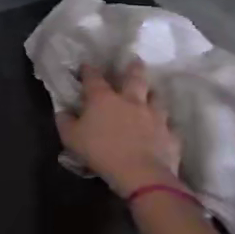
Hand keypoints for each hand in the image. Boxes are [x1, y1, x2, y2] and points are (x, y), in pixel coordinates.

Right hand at [56, 61, 183, 198]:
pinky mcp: (170, 133)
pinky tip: (160, 126)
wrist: (140, 173)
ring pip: (156, 98)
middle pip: (135, 79)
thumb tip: (64, 112)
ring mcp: (155, 116)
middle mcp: (131, 101)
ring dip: (151, 94)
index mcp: (103, 99)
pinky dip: (163, 122)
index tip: (86, 65)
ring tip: (150, 93)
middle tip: (135, 60)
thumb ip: (65, 121)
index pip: (94, 78)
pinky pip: (167, 124)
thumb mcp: (70, 137)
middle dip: (133, 68)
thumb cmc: (99, 150)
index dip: (89, 70)